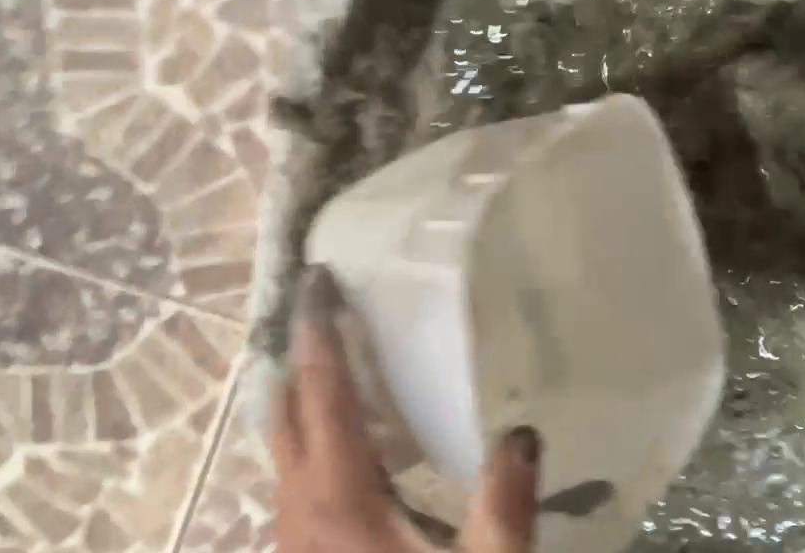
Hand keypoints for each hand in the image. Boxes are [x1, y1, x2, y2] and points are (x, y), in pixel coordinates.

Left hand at [273, 265, 540, 552]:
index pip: (323, 396)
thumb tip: (521, 431)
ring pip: (283, 450)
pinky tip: (351, 443)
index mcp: (339, 502)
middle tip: (325, 303)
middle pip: (284, 415)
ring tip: (333, 356)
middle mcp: (301, 514)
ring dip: (300, 395)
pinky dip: (311, 436)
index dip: (319, 333)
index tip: (320, 277)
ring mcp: (294, 542)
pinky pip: (297, 478)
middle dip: (297, 354)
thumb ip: (503, 507)